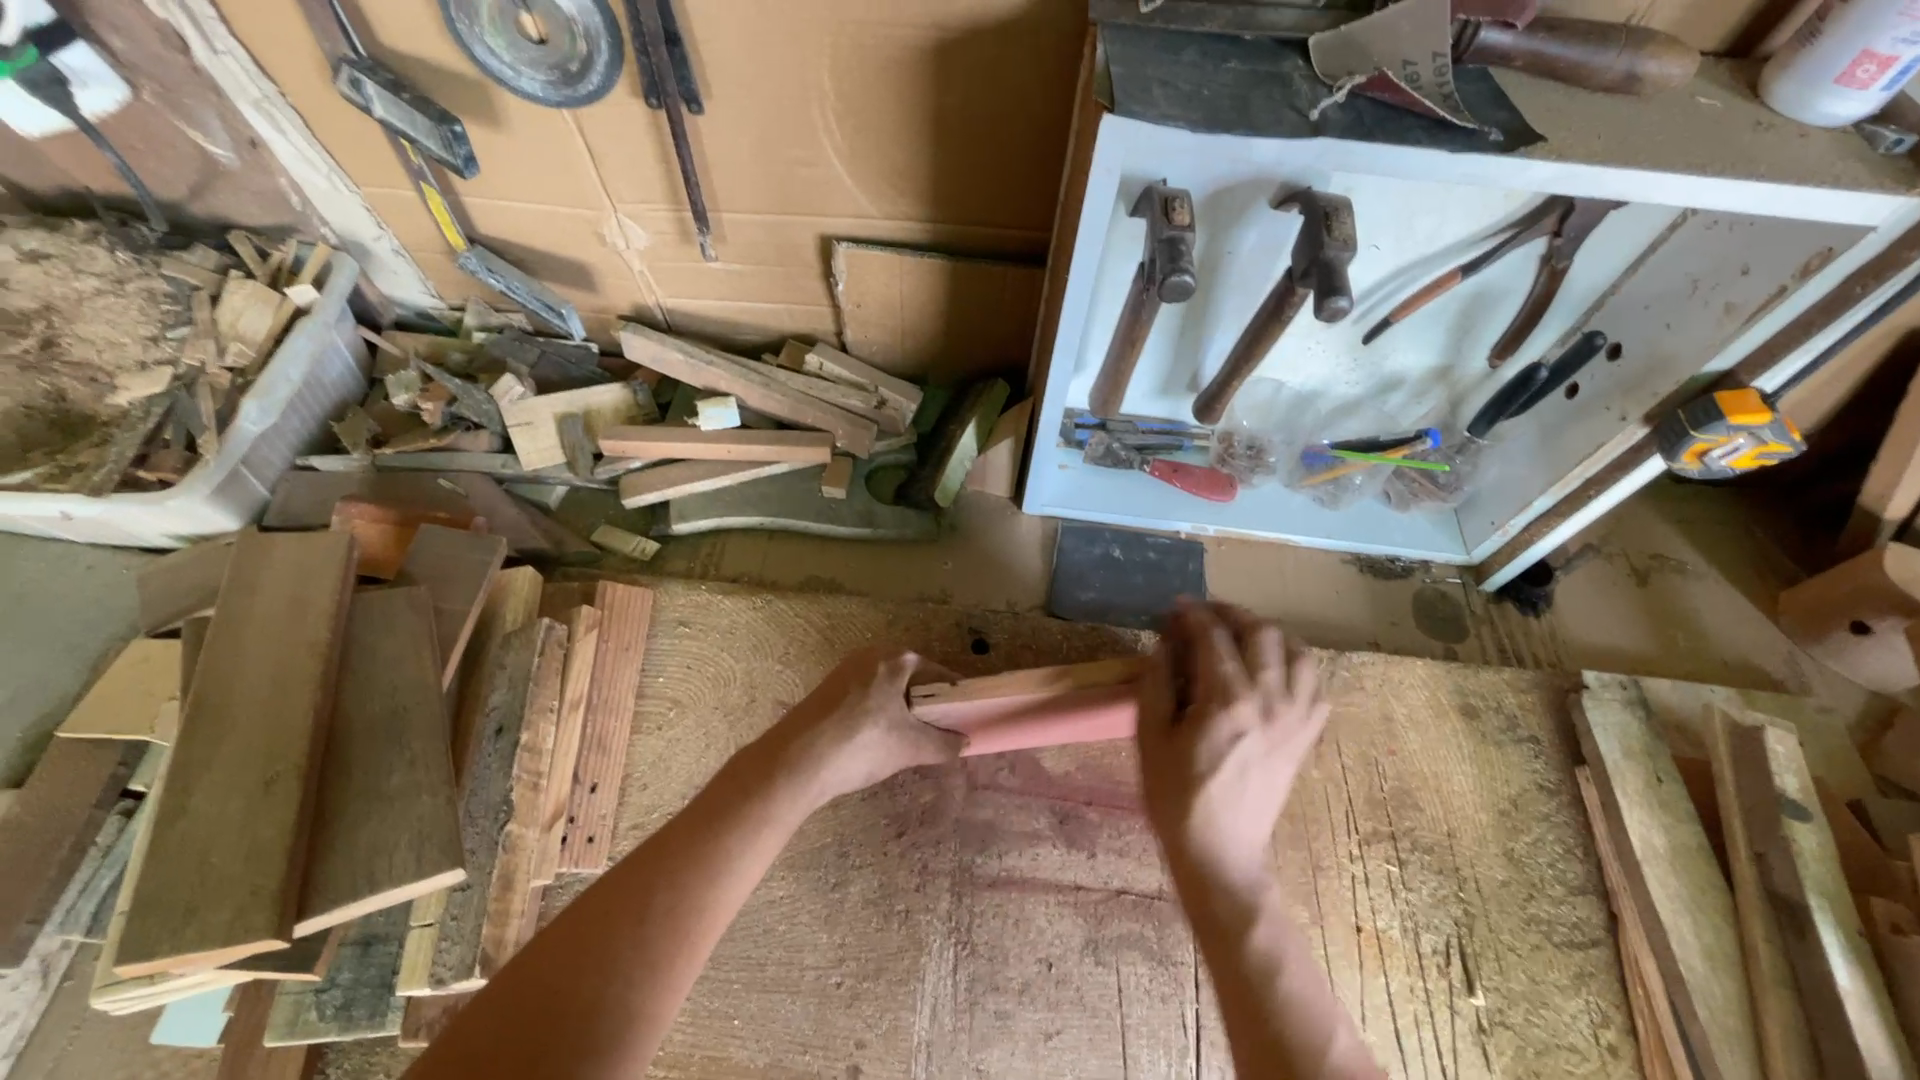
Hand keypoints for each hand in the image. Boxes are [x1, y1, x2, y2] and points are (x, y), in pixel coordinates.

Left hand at [754, 645, 967, 806]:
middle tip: (937, 735)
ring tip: (907, 744)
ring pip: (886, 691)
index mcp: (895, 658)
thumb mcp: (912, 747)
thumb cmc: (862, 743)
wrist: (794, 762)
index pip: (939, 674)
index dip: (955, 698)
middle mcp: (870, 656)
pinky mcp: (825, 693)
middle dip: (926, 707)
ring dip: (900, 714)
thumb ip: (945, 743)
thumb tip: (964, 742)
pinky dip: (876, 718)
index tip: (964, 721)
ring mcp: (843, 672)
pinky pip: (864, 700)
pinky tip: (874, 744)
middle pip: (911, 680)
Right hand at [1137, 602, 1330, 910]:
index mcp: (1226, 699)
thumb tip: (1165, 644)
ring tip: (1243, 635)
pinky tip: (1274, 670)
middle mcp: (1269, 700)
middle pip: (1261, 632)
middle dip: (1232, 613)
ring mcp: (1295, 718)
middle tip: (1206, 614)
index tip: (1176, 607)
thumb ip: (1157, 683)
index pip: (1213, 635)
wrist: (1220, 852)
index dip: (1193, 614)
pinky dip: (1297, 666)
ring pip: (1298, 652)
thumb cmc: (1176, 797)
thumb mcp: (1150, 738)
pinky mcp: (1306, 737)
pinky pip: (1315, 686)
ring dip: (1269, 634)